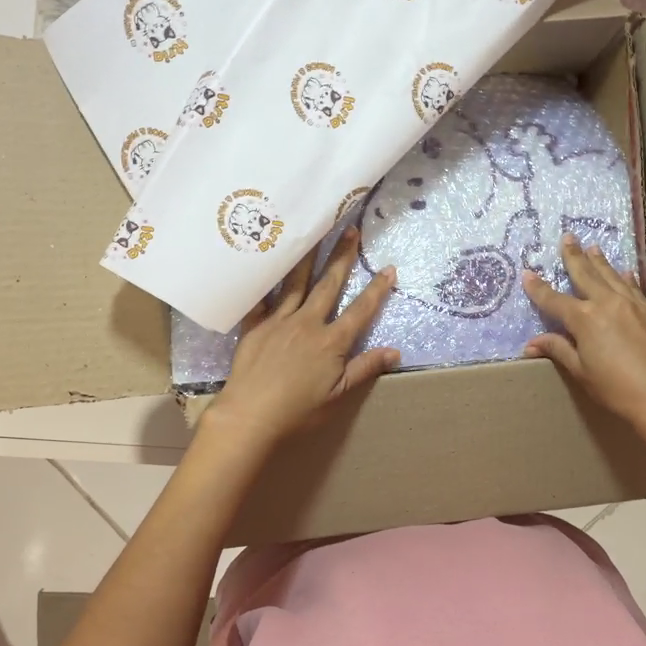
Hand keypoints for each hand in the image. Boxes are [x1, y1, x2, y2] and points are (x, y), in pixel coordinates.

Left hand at [203, 228, 399, 451]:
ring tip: (313, 233)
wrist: (251, 415)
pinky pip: (261, 297)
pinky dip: (266, 280)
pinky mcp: (254, 326)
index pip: (360, 311)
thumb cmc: (298, 411)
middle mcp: (307, 323)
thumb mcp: (338, 394)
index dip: (377, 290)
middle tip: (352, 231)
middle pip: (328, 285)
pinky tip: (266, 263)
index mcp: (331, 342)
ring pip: (295, 282)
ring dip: (308, 257)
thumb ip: (365, 369)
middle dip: (342, 257)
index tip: (390, 268)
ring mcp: (278, 321)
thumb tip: (395, 352)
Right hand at [522, 234, 645, 449]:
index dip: (539, 288)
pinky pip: (632, 286)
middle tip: (567, 237)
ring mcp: (631, 304)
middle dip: (573, 256)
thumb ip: (559, 351)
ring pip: (611, 276)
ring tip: (592, 247)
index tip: (527, 274)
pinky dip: (624, 277)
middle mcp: (607, 303)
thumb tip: (531, 344)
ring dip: (599, 261)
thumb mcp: (581, 372)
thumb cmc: (616, 389)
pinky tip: (624, 271)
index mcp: (585, 319)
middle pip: (586, 275)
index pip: (555, 300)